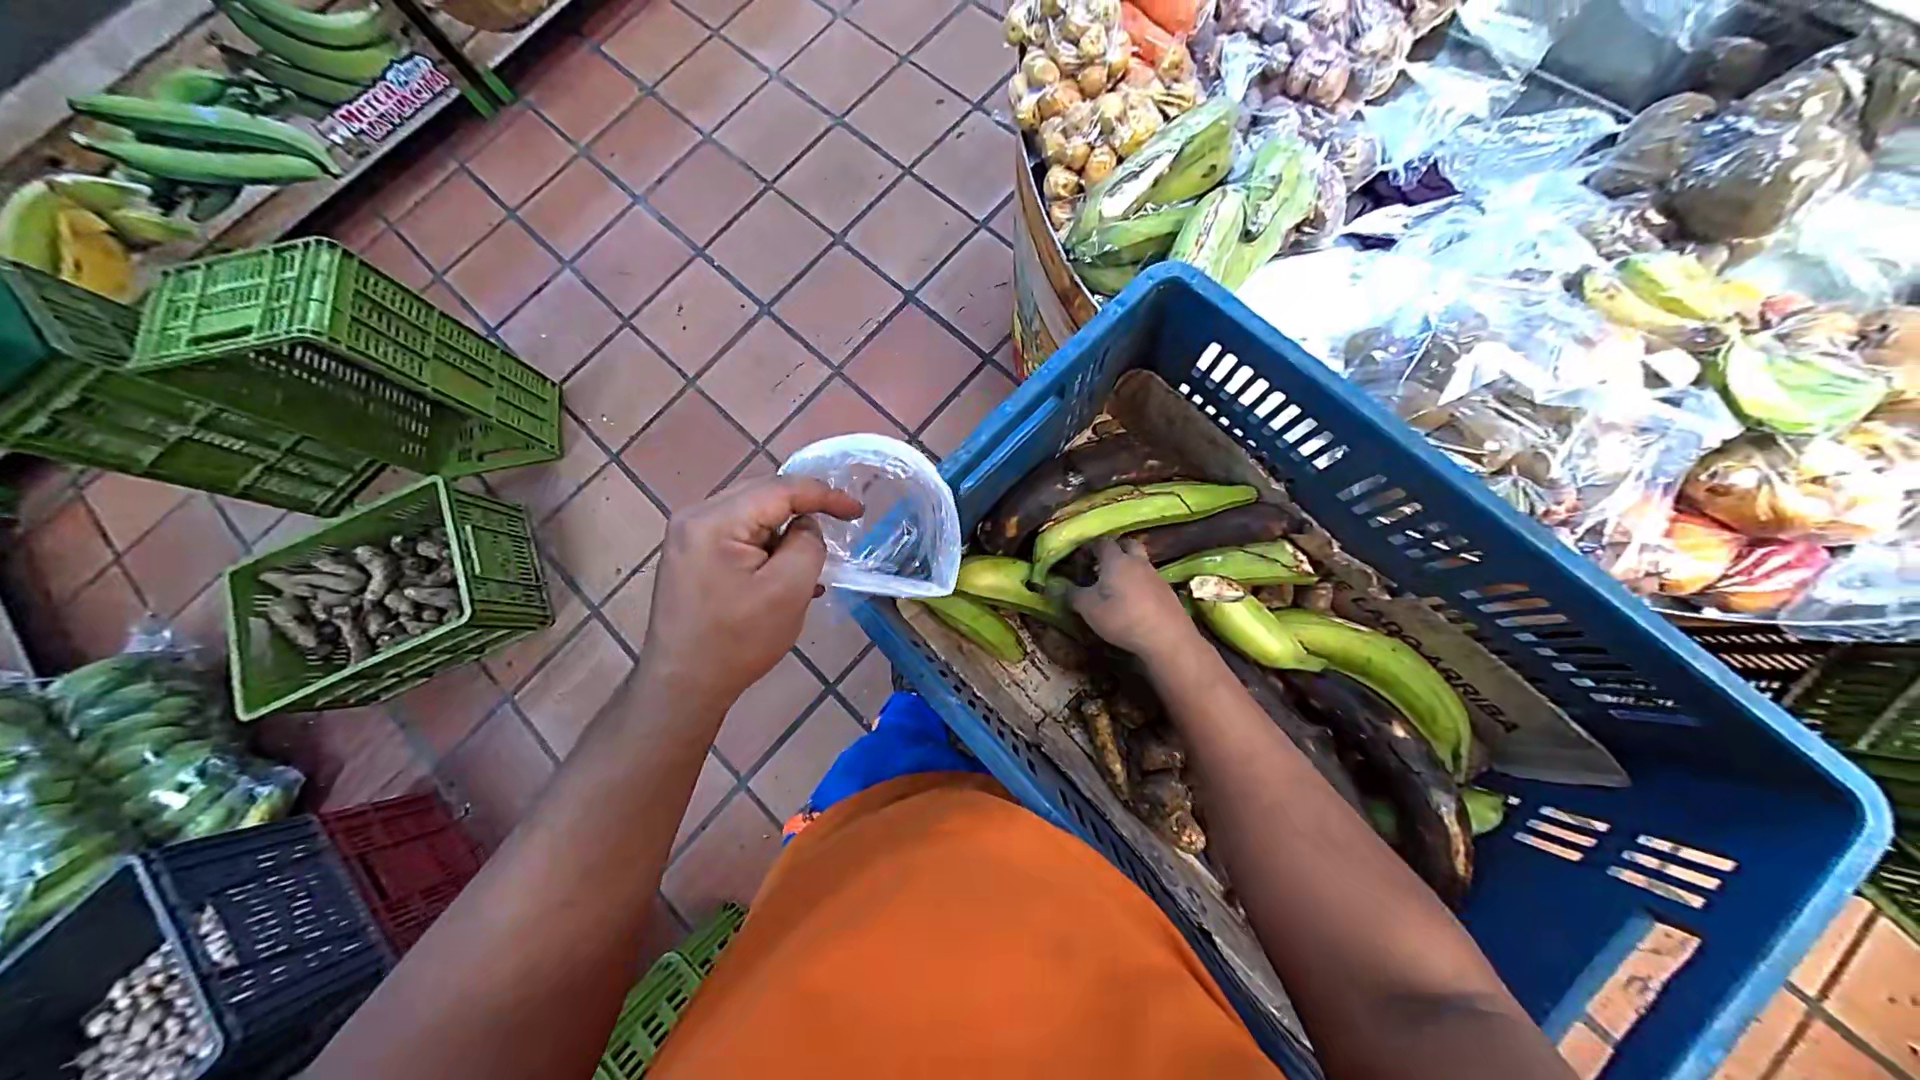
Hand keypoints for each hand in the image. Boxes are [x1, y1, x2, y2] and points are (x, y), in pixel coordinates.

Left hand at [640, 477, 863, 711]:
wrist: (683, 685)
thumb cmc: (738, 641)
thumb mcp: (788, 590)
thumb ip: (807, 544)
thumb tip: (805, 526)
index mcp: (715, 520)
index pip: (780, 488)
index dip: (824, 494)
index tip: (857, 510)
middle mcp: (695, 517)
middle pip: (762, 495)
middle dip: (802, 511)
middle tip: (839, 527)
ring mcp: (688, 536)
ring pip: (752, 515)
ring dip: (784, 534)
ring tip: (806, 567)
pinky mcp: (690, 555)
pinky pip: (738, 535)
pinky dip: (766, 547)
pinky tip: (782, 576)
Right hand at [1067, 538, 1203, 662]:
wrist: (1167, 637)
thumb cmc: (1122, 618)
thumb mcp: (1089, 609)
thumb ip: (1072, 595)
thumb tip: (1057, 586)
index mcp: (1116, 561)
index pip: (1103, 542)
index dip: (1091, 546)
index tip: (1082, 556)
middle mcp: (1138, 562)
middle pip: (1128, 544)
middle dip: (1116, 548)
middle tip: (1103, 563)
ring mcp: (1156, 576)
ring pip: (1141, 563)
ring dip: (1130, 568)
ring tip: (1117, 585)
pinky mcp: (1168, 593)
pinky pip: (1150, 580)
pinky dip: (1141, 585)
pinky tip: (1135, 602)